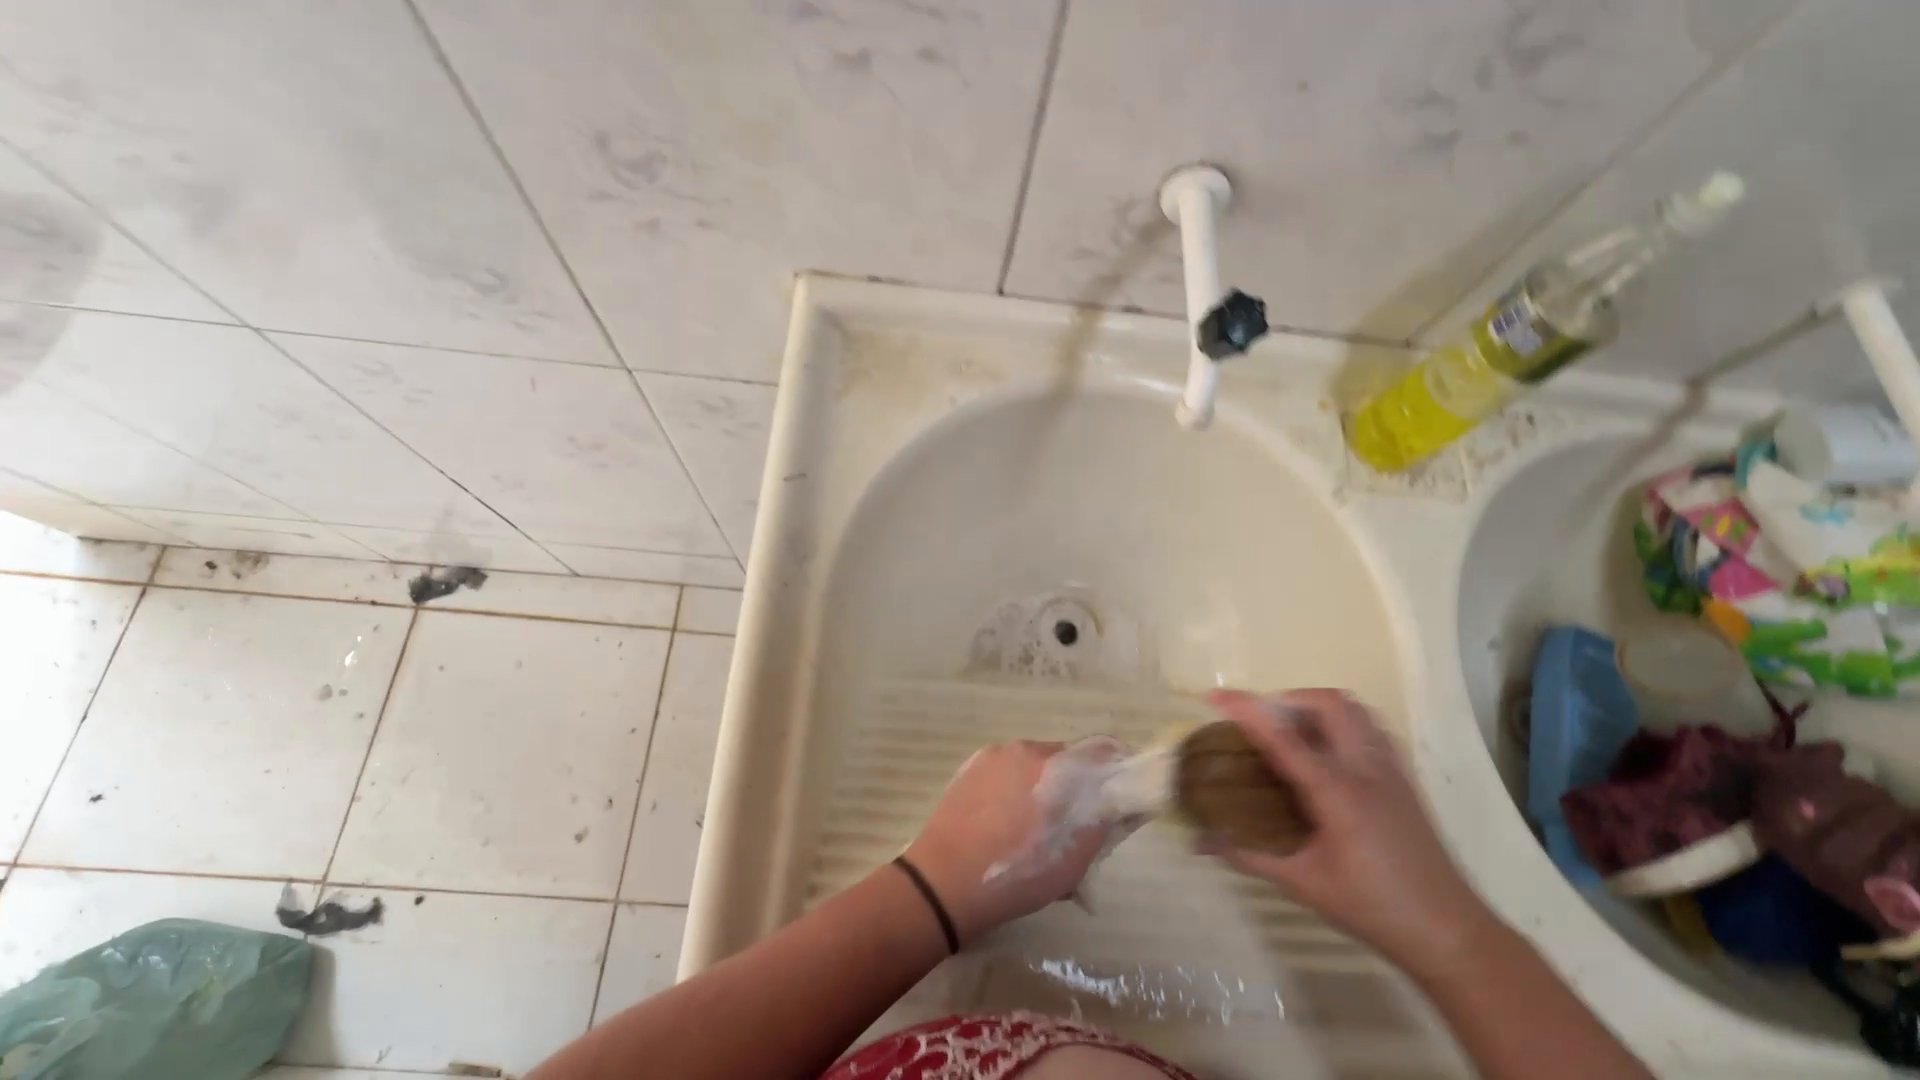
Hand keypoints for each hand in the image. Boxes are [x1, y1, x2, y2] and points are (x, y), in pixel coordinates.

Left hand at [903, 738, 1124, 942]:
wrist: (944, 882)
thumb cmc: (1018, 876)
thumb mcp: (1076, 859)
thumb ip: (1105, 821)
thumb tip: (1123, 801)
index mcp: (1060, 766)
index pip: (1105, 752)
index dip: (1118, 772)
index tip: (1123, 795)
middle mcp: (1030, 748)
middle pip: (1070, 758)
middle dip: (1079, 784)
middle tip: (1076, 821)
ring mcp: (997, 754)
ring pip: (1037, 764)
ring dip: (1046, 785)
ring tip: (1034, 825)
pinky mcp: (972, 765)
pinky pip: (1009, 769)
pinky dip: (1016, 787)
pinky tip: (1006, 819)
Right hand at [1202, 688, 1497, 976]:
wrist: (1448, 930)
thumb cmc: (1371, 907)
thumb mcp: (1302, 883)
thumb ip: (1249, 855)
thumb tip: (1201, 842)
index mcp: (1337, 791)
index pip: (1283, 737)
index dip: (1247, 711)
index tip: (1216, 696)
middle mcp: (1366, 768)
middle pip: (1326, 704)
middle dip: (1286, 700)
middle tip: (1259, 723)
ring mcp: (1391, 770)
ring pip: (1355, 710)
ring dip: (1317, 707)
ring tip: (1291, 733)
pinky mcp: (1406, 779)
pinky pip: (1373, 729)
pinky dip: (1343, 723)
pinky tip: (1328, 753)